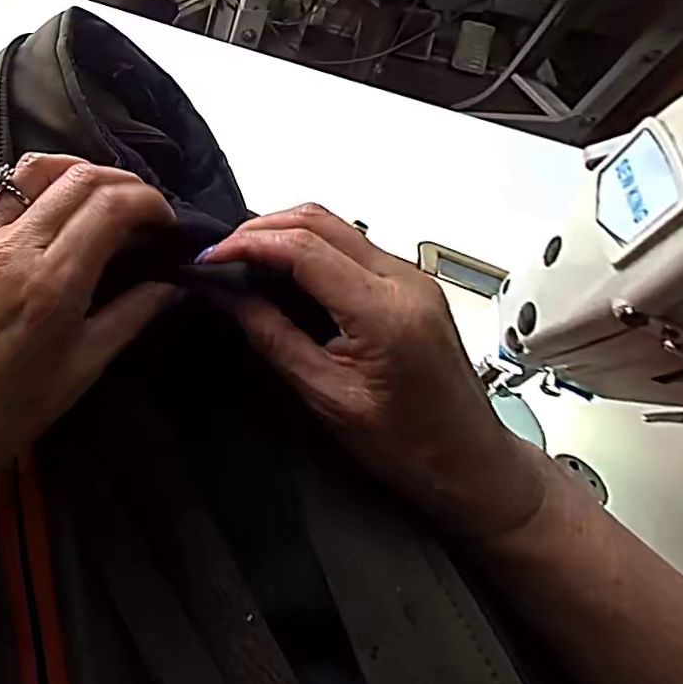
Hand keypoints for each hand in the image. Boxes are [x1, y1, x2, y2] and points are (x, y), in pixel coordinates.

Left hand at [0, 154, 176, 584]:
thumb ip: (134, 313)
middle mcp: (17, 247)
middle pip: (81, 179)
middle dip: (126, 182)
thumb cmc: (18, 405)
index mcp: (54, 281)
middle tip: (145, 207)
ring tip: (102, 193)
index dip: (149, 202)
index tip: (166, 221)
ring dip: (79, 169)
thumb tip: (173, 280)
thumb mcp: (87, 364)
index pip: (112, 206)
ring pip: (35, 169)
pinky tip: (44, 197)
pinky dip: (22, 178)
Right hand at [205, 204, 548, 541]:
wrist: (473, 464)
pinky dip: (308, 246)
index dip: (249, 245)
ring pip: (335, 225)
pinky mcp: (409, 282)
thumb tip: (226, 294)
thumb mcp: (328, 398)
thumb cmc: (408, 446)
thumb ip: (274, 337)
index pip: (304, 249)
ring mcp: (411, 276)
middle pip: (320, 220)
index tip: (209, 258)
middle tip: (219, 253)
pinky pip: (350, 244)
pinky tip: (282, 269)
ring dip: (284, 232)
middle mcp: (404, 279)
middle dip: (261, 228)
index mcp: (386, 311)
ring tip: (242, 258)